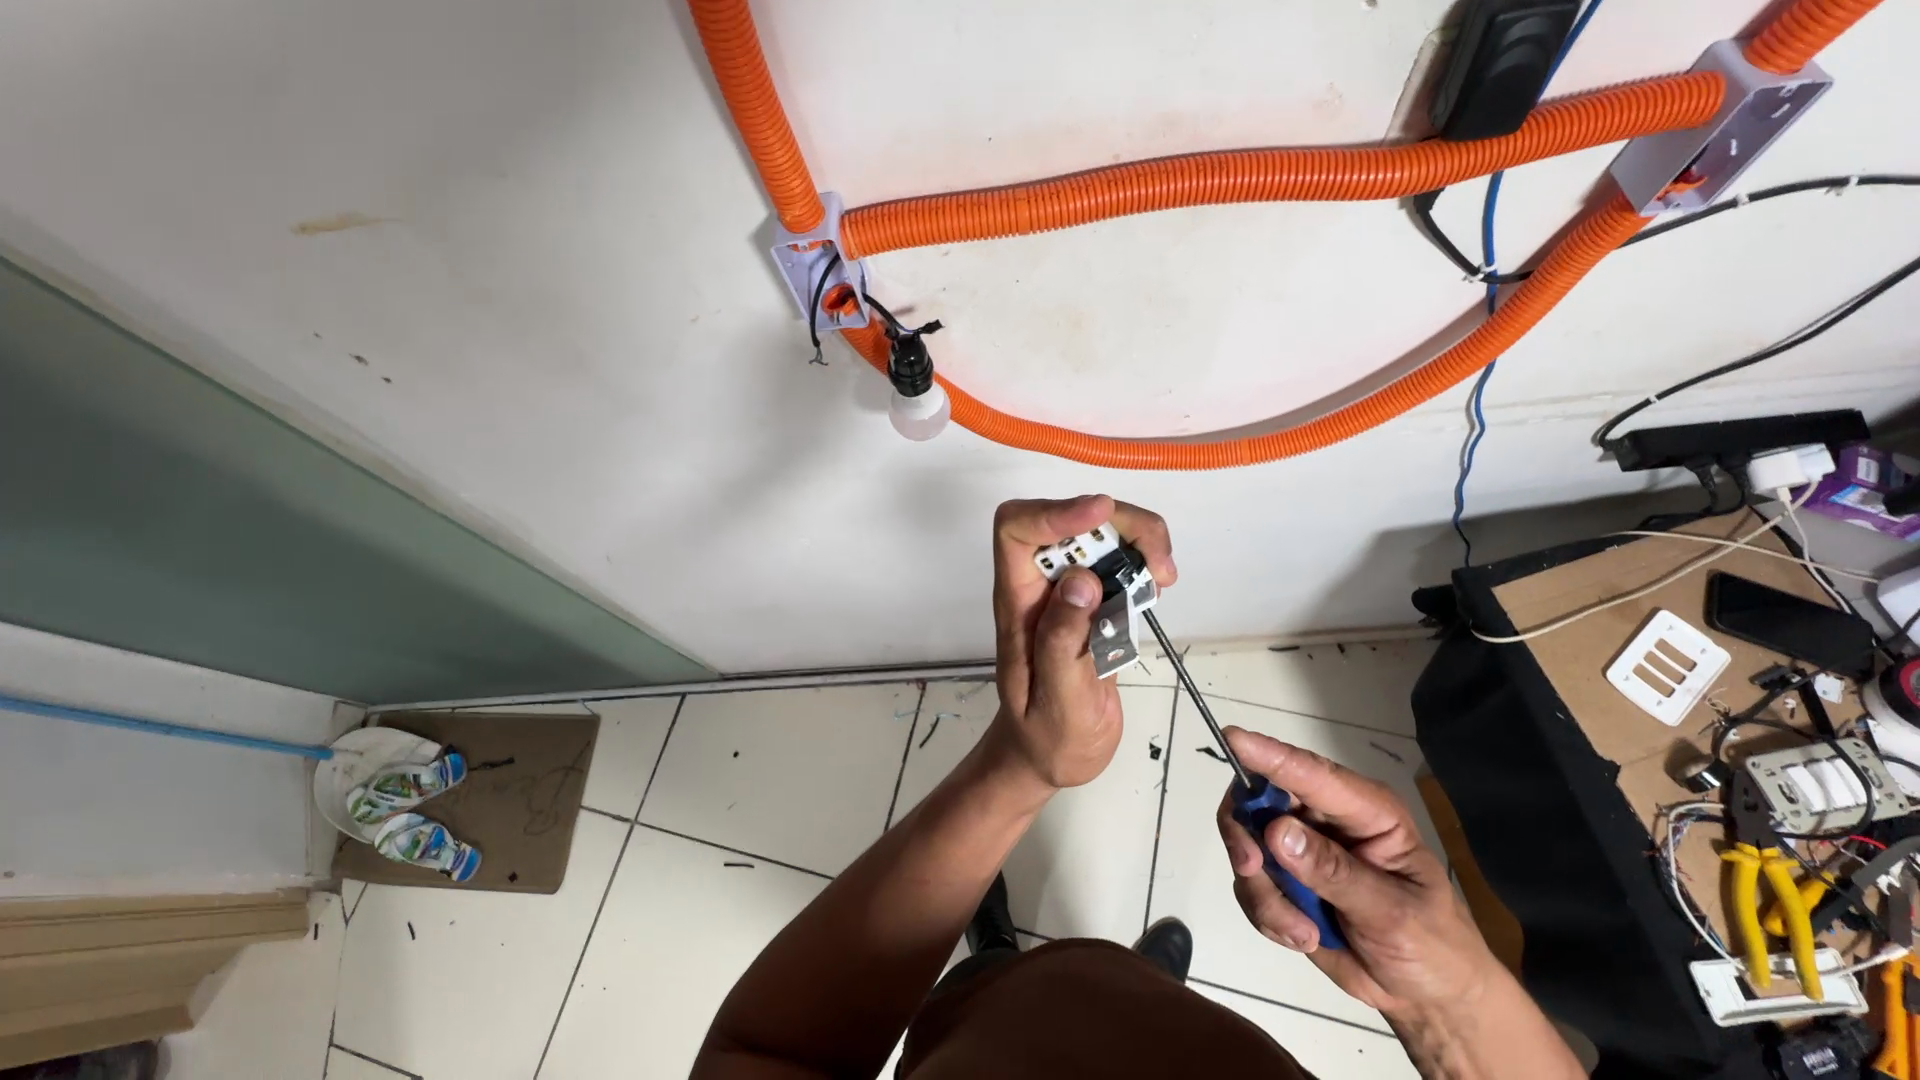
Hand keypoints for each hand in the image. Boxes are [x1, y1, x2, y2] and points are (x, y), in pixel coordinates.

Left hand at [986, 495, 1175, 789]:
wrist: (1056, 755)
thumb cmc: (1048, 736)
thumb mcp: (1057, 700)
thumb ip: (1062, 642)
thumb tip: (1080, 581)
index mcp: (1018, 604)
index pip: (1017, 530)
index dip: (1054, 511)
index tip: (1101, 514)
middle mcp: (1040, 587)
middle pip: (1068, 522)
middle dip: (1117, 523)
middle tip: (1159, 563)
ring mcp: (1069, 591)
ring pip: (1099, 535)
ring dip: (1138, 540)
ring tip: (1163, 577)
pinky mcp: (1096, 601)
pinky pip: (1118, 561)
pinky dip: (1143, 561)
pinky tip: (1157, 587)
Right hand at [1215, 728, 1498, 1016]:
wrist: (1428, 998)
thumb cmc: (1432, 946)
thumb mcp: (1392, 912)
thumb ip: (1333, 871)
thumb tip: (1275, 829)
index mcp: (1364, 811)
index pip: (1310, 774)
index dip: (1268, 755)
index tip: (1232, 738)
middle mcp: (1325, 819)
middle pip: (1259, 800)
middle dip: (1246, 836)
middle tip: (1250, 869)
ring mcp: (1299, 849)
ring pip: (1247, 846)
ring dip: (1264, 893)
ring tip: (1302, 931)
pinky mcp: (1283, 881)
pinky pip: (1250, 885)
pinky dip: (1267, 914)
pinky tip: (1303, 936)